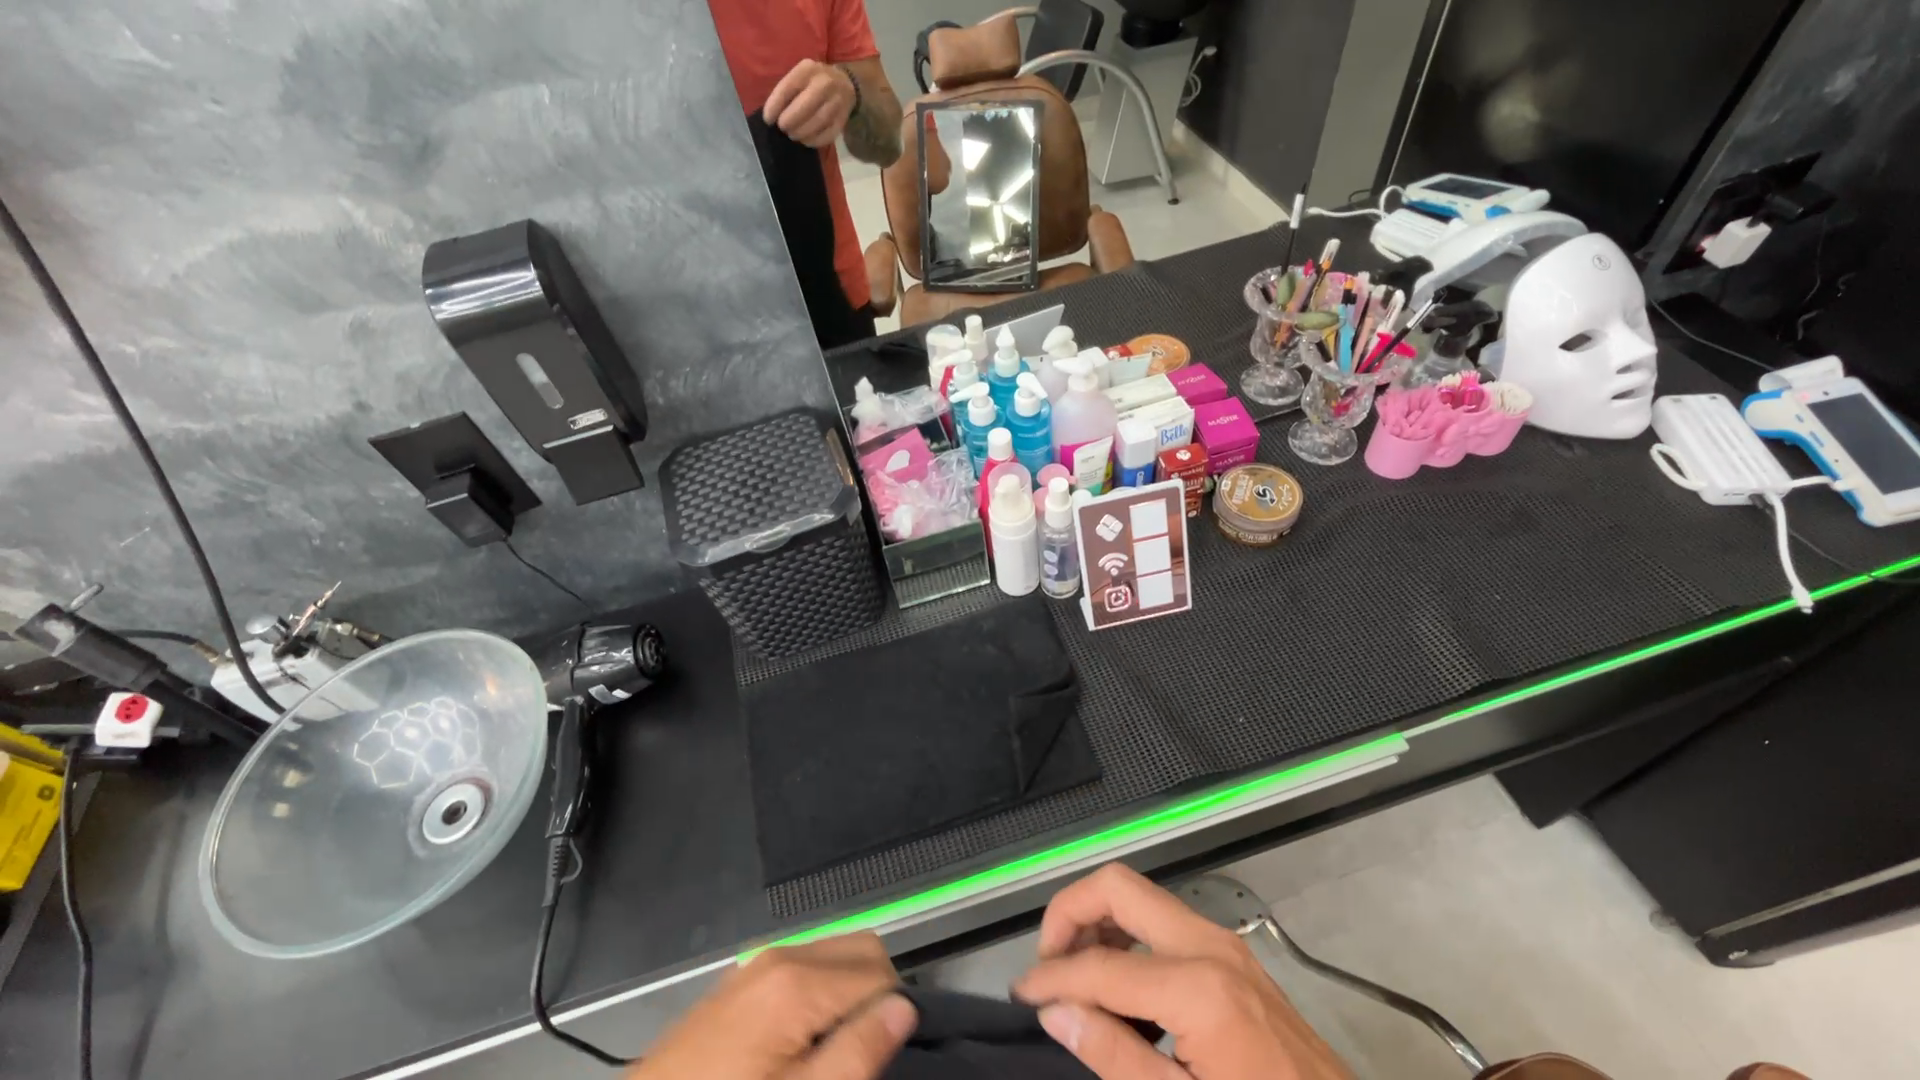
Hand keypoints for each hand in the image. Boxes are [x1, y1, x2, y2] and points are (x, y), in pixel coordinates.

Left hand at [630, 935, 915, 1079]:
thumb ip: (857, 1051)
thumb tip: (905, 1008)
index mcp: (797, 982)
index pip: (882, 973)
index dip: (894, 1014)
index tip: (883, 1055)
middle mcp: (780, 956)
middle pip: (862, 950)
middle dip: (877, 993)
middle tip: (861, 1053)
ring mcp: (756, 964)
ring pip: (835, 955)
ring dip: (849, 992)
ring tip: (831, 1051)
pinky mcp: (741, 979)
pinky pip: (803, 966)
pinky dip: (820, 991)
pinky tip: (801, 1041)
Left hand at [764, 59, 857, 148]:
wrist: (844, 83)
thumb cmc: (813, 81)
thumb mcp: (799, 76)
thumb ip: (786, 92)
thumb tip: (772, 117)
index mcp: (807, 69)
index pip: (788, 88)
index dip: (775, 106)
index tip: (768, 120)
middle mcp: (824, 83)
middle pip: (803, 108)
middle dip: (789, 122)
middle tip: (783, 128)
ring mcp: (836, 102)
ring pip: (816, 123)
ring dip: (800, 133)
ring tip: (793, 134)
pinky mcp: (842, 119)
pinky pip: (827, 135)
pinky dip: (813, 141)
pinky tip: (806, 140)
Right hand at [1013, 865, 1351, 1079]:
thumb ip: (1114, 1055)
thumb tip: (1055, 1011)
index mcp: (1196, 986)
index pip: (1098, 964)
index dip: (1049, 979)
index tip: (1020, 999)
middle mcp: (1210, 945)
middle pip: (1118, 887)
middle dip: (1069, 915)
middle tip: (1047, 969)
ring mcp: (1227, 945)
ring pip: (1140, 897)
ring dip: (1098, 923)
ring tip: (1076, 981)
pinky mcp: (1235, 958)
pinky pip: (1164, 923)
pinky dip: (1128, 939)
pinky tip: (1121, 993)